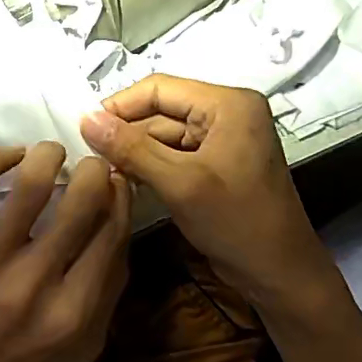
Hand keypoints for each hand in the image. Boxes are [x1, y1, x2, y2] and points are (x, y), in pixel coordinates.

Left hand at [0, 142, 131, 361]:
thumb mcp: (86, 342)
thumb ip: (111, 286)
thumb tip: (119, 216)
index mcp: (73, 312)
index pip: (112, 231)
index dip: (120, 196)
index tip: (116, 181)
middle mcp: (33, 285)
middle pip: (81, 202)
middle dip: (94, 170)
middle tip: (90, 165)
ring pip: (29, 185)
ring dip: (49, 155)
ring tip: (53, 152)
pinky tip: (12, 156)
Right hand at [79, 74, 335, 307]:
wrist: (278, 273)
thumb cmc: (236, 223)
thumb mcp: (179, 183)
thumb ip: (131, 148)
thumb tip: (86, 119)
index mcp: (228, 104)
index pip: (160, 88)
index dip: (119, 105)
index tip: (83, 128)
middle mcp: (228, 113)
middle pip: (162, 110)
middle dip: (126, 132)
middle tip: (88, 156)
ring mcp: (224, 140)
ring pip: (165, 135)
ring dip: (135, 152)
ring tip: (102, 171)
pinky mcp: (218, 165)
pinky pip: (176, 155)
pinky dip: (151, 166)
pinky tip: (126, 180)